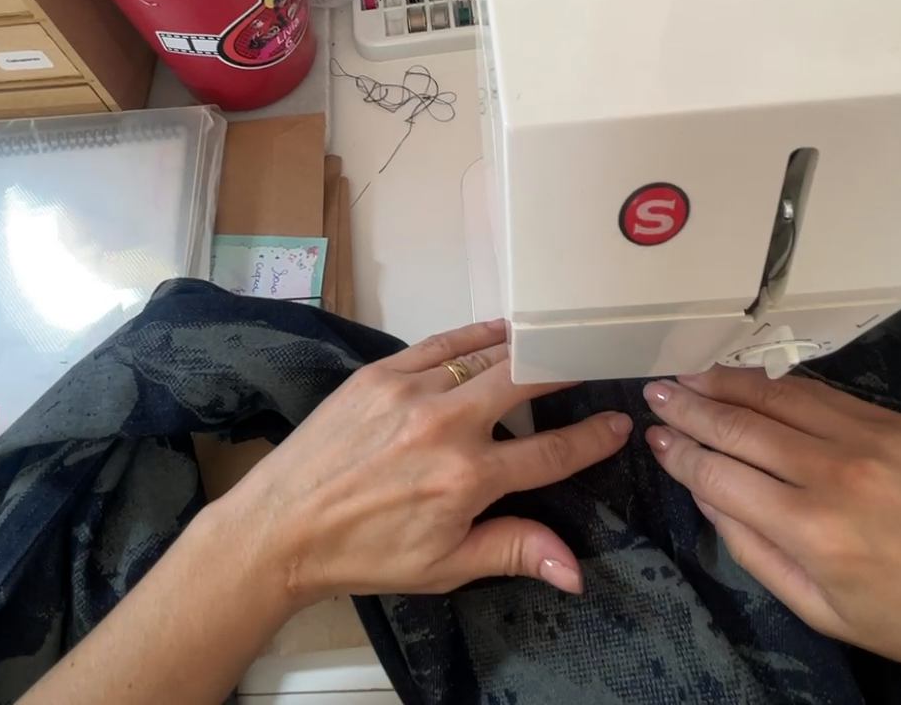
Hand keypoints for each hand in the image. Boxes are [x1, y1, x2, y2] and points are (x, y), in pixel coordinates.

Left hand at [211, 320, 631, 605]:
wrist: (283, 524)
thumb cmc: (365, 552)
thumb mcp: (443, 567)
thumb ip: (512, 551)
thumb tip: (576, 570)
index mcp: (468, 478)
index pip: (550, 453)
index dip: (591, 438)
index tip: (617, 423)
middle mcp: (447, 424)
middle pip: (524, 384)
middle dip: (563, 372)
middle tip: (587, 361)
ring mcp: (413, 390)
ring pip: (486, 356)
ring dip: (524, 349)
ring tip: (551, 341)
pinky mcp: (382, 371)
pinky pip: (442, 341)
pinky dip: (477, 334)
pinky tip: (499, 330)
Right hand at [642, 366, 900, 697]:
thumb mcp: (825, 613)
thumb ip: (754, 551)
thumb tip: (707, 494)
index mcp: (813, 532)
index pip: (719, 475)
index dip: (679, 452)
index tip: (653, 437)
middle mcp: (833, 473)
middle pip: (736, 425)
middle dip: (687, 407)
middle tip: (653, 392)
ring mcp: (866, 437)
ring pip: (770, 395)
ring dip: (720, 382)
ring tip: (685, 375)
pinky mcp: (893, 420)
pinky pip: (814, 391)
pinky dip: (769, 382)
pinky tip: (744, 377)